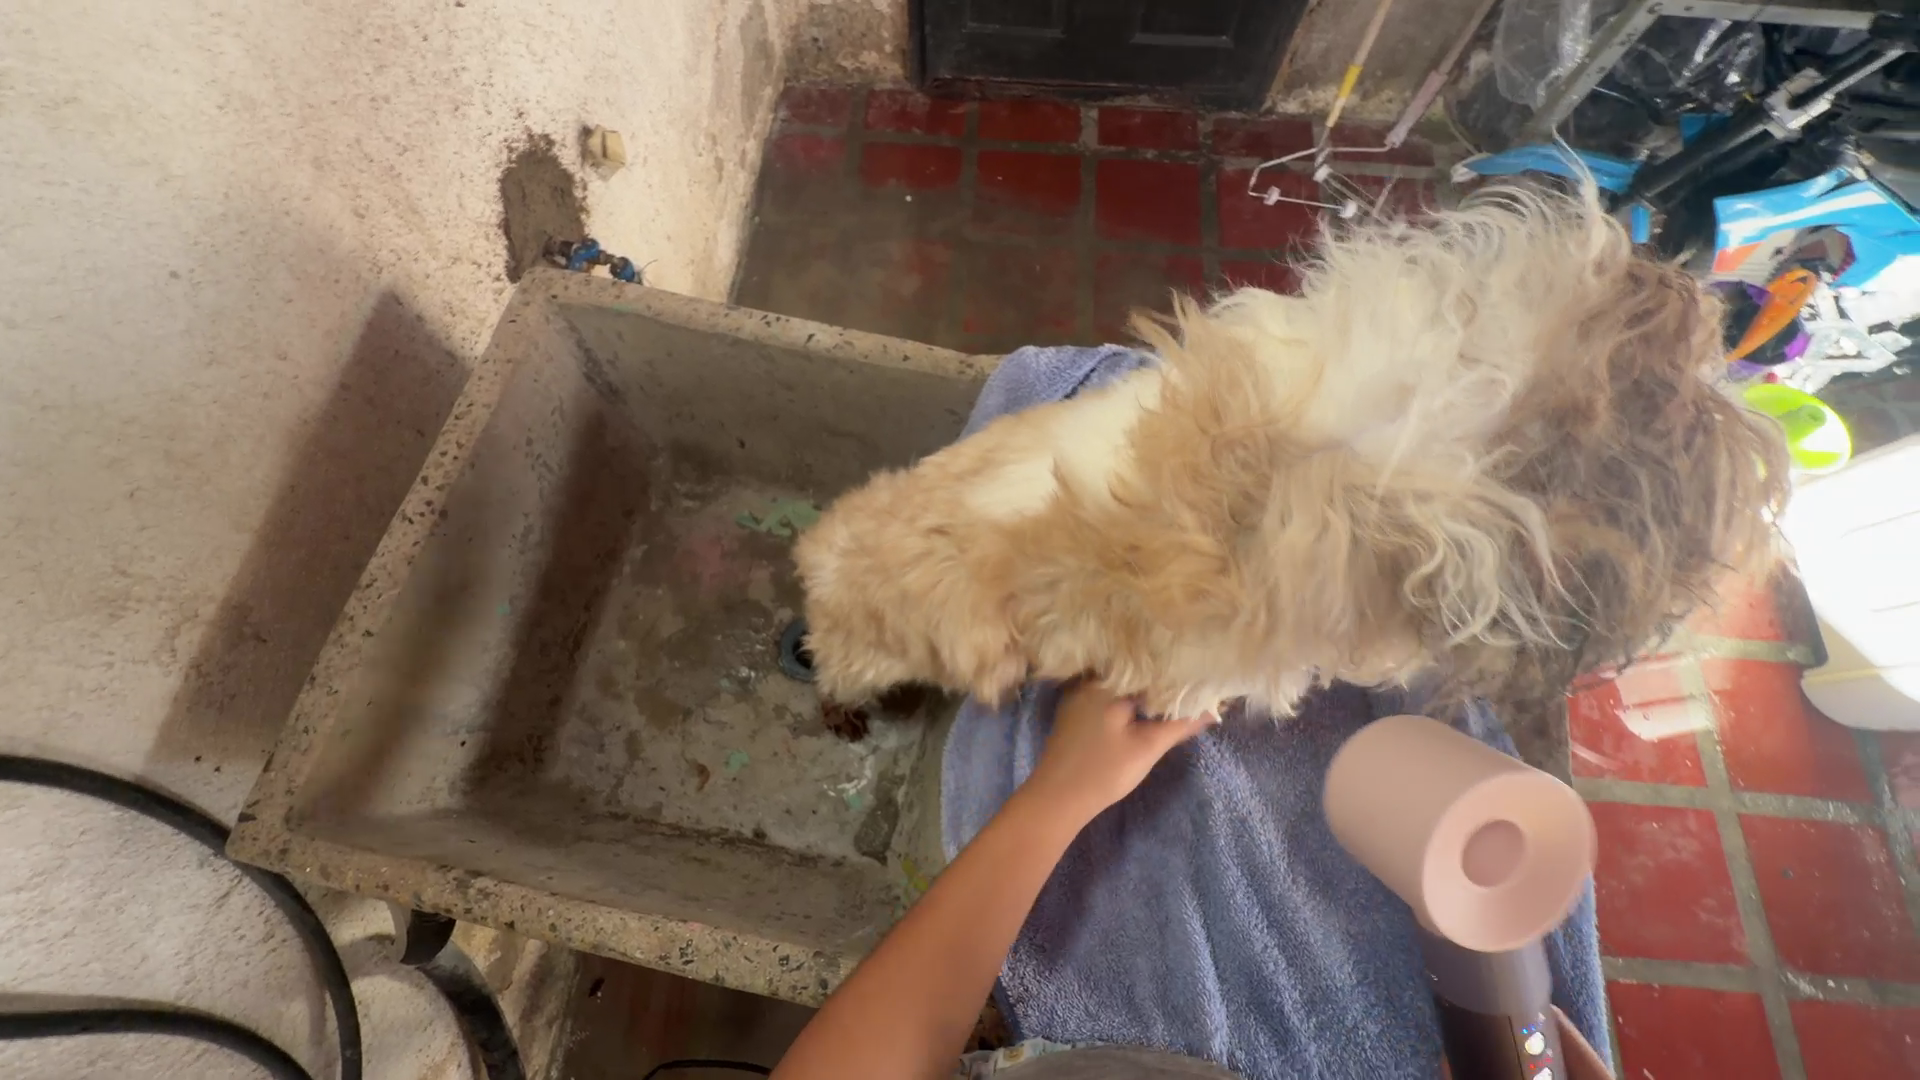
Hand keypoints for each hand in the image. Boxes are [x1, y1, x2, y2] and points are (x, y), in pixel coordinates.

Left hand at [1021, 679, 1215, 823]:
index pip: (1147, 666)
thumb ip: (1179, 724)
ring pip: (1119, 685)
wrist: (1058, 798)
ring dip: (1142, 691)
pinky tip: (1142, 708)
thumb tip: (1212, 709)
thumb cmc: (1104, 770)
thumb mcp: (1147, 747)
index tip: (1199, 674)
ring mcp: (1078, 696)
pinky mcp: (1075, 712)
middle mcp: (1089, 682)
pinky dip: (1126, 700)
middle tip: (1191, 684)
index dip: (1174, 671)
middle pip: (1132, 674)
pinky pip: (1106, 696)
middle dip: (1159, 680)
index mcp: (1106, 682)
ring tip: (1173, 694)